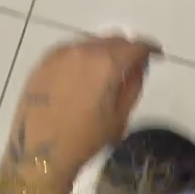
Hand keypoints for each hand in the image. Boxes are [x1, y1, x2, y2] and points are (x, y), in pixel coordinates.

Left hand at [5, 34, 160, 189]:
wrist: (38, 154)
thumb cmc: (86, 139)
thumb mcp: (120, 116)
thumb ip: (134, 83)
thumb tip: (139, 65)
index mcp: (107, 63)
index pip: (136, 46)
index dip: (149, 49)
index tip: (156, 55)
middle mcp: (85, 49)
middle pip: (113, 39)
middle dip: (126, 48)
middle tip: (132, 63)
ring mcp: (62, 53)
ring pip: (91, 42)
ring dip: (104, 51)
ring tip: (106, 70)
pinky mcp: (44, 60)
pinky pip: (72, 50)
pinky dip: (83, 56)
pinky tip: (83, 73)